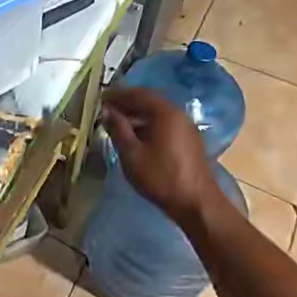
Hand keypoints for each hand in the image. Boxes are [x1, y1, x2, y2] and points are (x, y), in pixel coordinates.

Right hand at [101, 86, 218, 221]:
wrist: (196, 203)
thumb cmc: (160, 177)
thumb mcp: (131, 153)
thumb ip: (118, 129)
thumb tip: (106, 110)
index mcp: (164, 113)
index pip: (138, 94)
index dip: (117, 95)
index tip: (100, 99)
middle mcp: (178, 114)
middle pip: (149, 101)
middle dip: (127, 103)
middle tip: (107, 110)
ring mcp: (186, 127)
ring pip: (158, 113)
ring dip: (137, 114)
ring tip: (118, 124)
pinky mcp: (189, 140)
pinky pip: (165, 123)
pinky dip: (148, 124)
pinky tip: (137, 137)